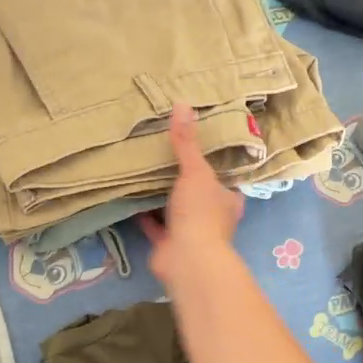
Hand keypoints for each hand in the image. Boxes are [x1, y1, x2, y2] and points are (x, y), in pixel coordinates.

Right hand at [139, 103, 244, 287]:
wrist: (187, 259)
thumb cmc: (200, 212)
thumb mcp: (195, 171)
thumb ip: (187, 142)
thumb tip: (182, 103)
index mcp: (228, 200)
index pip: (226, 180)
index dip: (216, 167)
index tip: (200, 151)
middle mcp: (214, 218)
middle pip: (201, 196)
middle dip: (187, 183)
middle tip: (169, 161)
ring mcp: (192, 234)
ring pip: (179, 212)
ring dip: (166, 200)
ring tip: (149, 176)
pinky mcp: (171, 246)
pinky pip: (157, 227)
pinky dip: (146, 217)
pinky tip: (133, 200)